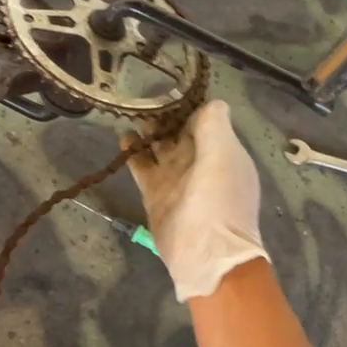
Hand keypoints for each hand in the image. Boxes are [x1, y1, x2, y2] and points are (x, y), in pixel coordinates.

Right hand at [125, 99, 268, 300]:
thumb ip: (214, 126)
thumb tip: (207, 103)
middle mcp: (202, 163)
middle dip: (163, 116)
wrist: (205, 255)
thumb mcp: (223, 156)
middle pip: (180, 132)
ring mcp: (177, 181)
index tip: (167, 90)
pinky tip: (123, 137)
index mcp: (224, 152)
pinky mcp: (156, 196)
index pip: (205, 120)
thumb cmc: (218, 203)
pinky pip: (144, 168)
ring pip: (160, 148)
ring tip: (129, 112)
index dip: (187, 105)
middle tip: (141, 97)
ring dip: (147, 132)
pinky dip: (134, 153)